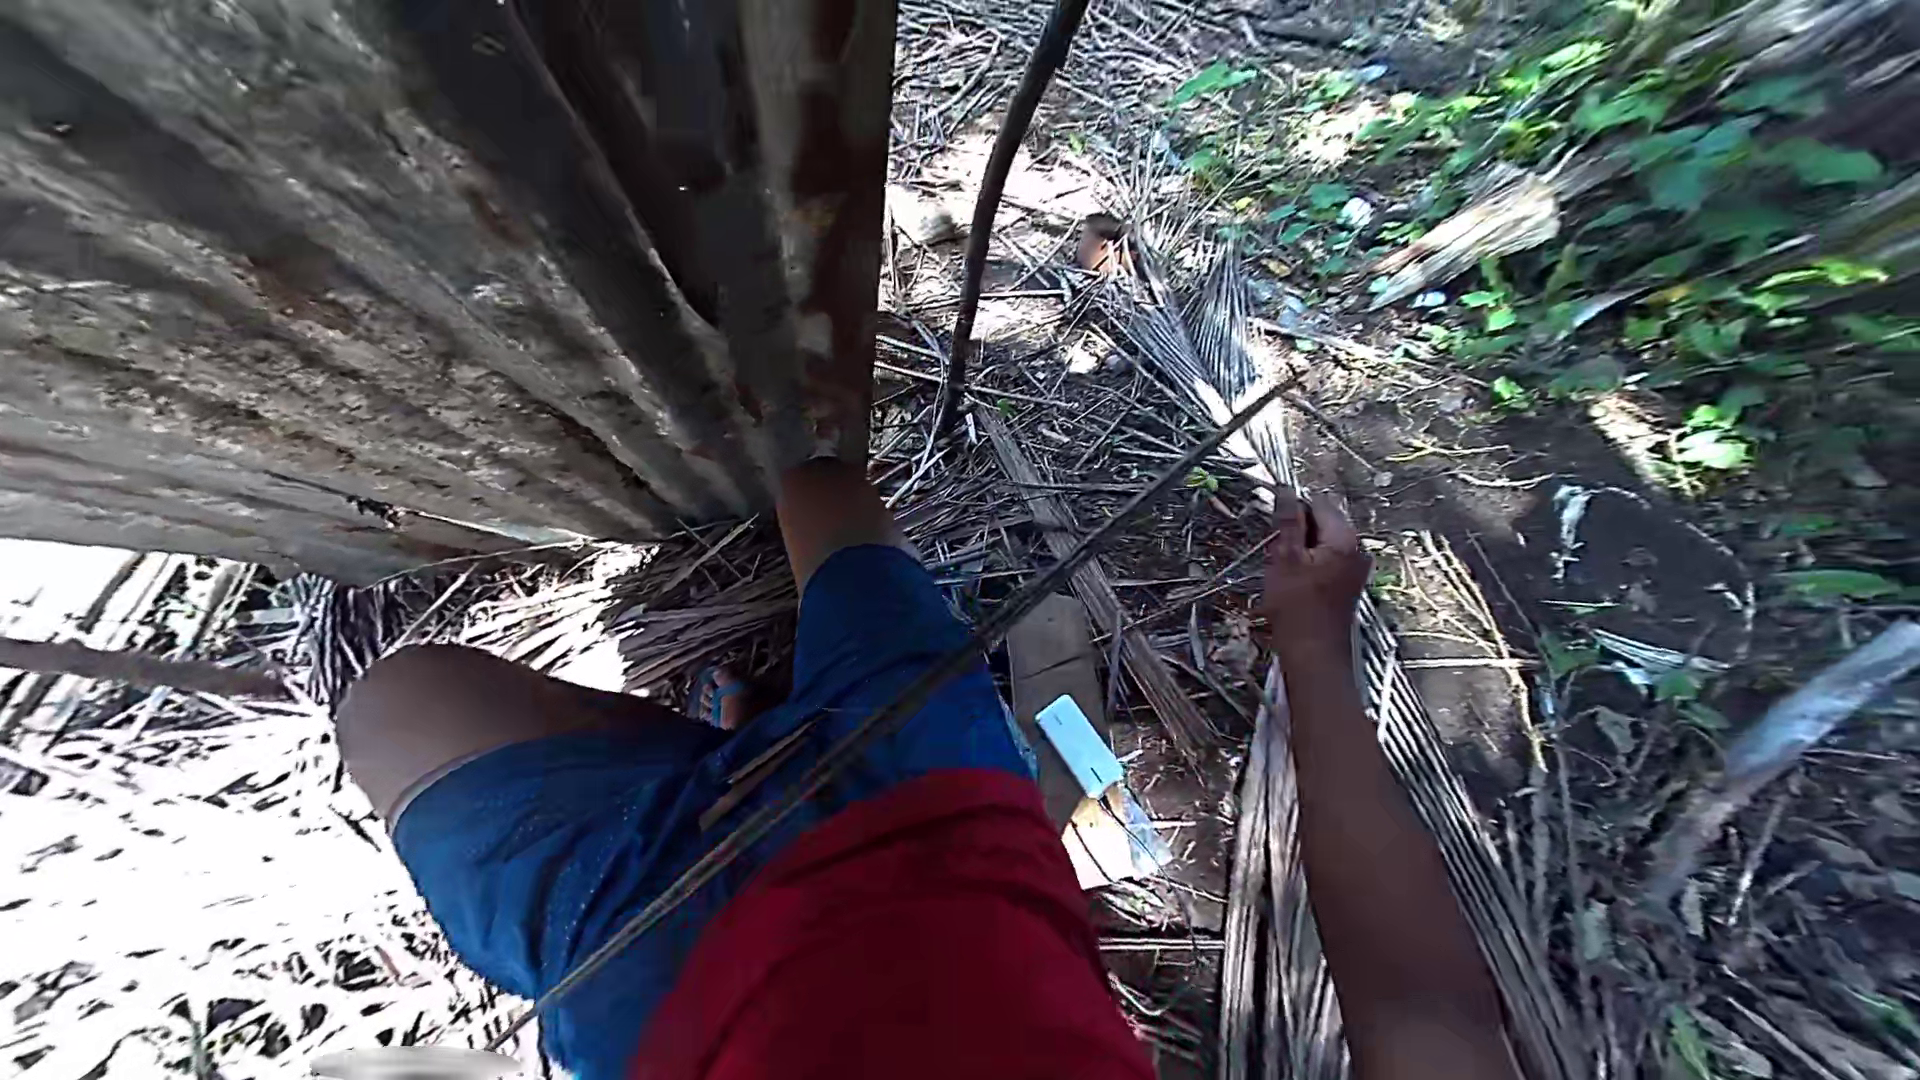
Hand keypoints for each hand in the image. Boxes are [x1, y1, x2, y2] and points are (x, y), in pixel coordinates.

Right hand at [1263, 488, 1369, 663]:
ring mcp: (1354, 568)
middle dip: (1296, 532)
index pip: (1319, 504)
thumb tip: (1286, 491)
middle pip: (1322, 523)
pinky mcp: (1346, 583)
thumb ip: (1287, 522)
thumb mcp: (1284, 558)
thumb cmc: (1296, 606)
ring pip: (1320, 543)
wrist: (1312, 652)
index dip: (1293, 511)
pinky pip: (1324, 560)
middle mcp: (1357, 550)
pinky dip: (1306, 564)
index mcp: (1345, 539)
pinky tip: (1292, 582)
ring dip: (1299, 549)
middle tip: (1276, 553)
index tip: (1274, 530)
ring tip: (1282, 570)